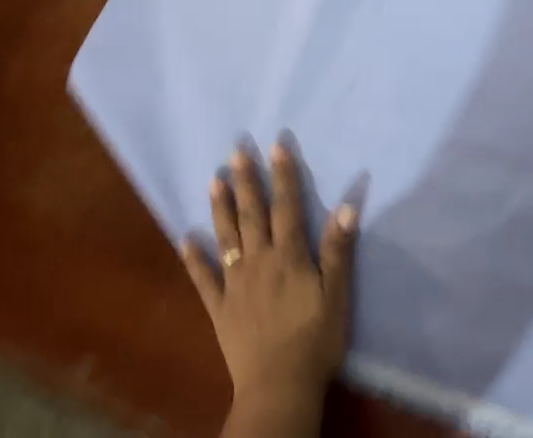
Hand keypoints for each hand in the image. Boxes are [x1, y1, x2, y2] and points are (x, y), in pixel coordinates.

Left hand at [182, 142, 358, 422]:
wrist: (278, 387)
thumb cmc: (315, 340)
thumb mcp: (337, 294)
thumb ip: (338, 250)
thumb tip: (347, 206)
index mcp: (289, 256)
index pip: (287, 207)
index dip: (284, 175)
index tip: (277, 144)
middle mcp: (258, 261)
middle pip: (252, 214)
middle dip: (247, 180)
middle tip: (237, 150)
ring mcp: (235, 284)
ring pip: (226, 237)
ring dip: (221, 207)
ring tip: (214, 179)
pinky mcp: (219, 308)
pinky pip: (203, 279)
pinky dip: (194, 257)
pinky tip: (185, 238)